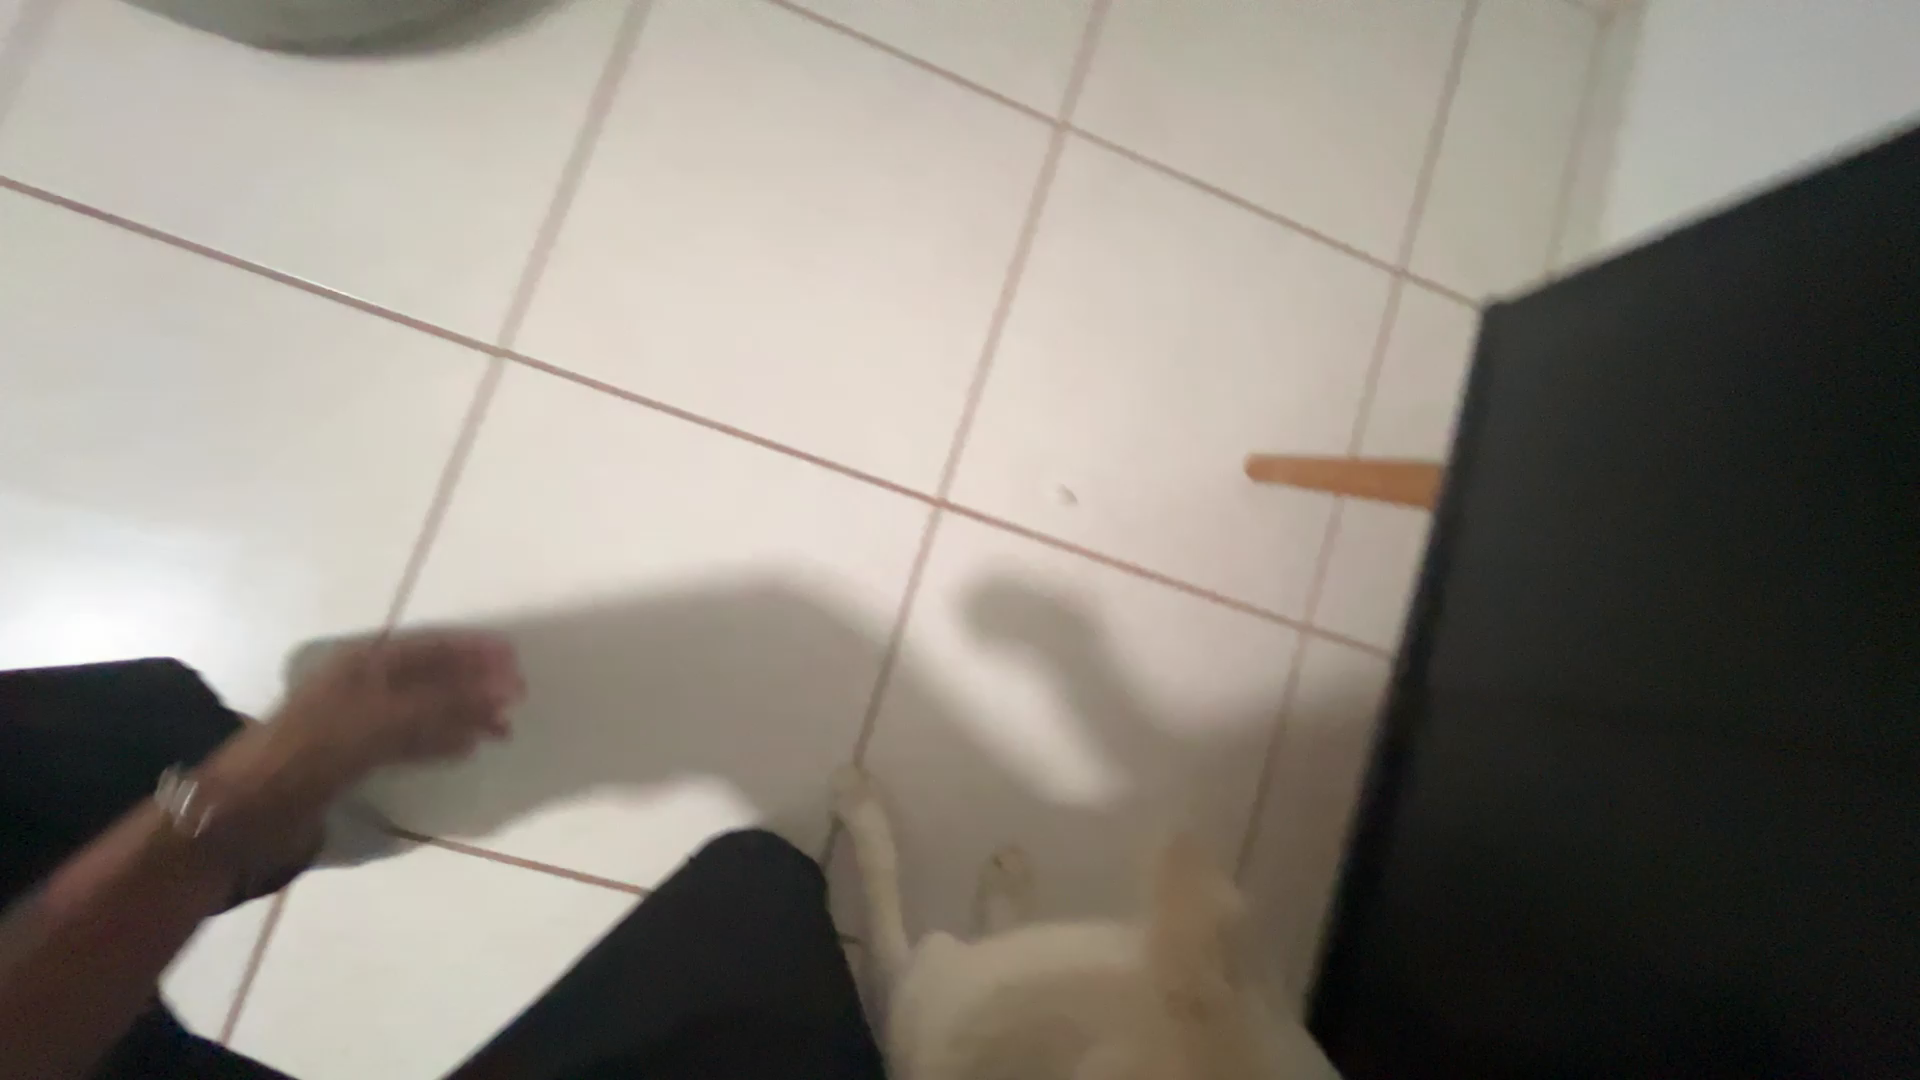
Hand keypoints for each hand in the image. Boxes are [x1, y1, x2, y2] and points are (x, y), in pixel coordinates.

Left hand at [271, 631, 525, 773]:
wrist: (247, 813)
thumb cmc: (316, 750)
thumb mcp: (386, 718)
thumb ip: (449, 701)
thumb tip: (507, 686)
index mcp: (365, 664)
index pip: (432, 646)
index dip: (474, 649)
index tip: (515, 656)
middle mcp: (363, 686)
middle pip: (434, 677)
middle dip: (478, 684)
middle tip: (518, 695)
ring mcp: (358, 721)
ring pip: (427, 709)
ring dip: (466, 715)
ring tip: (502, 727)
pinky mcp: (356, 755)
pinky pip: (411, 739)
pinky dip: (442, 741)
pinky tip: (466, 748)